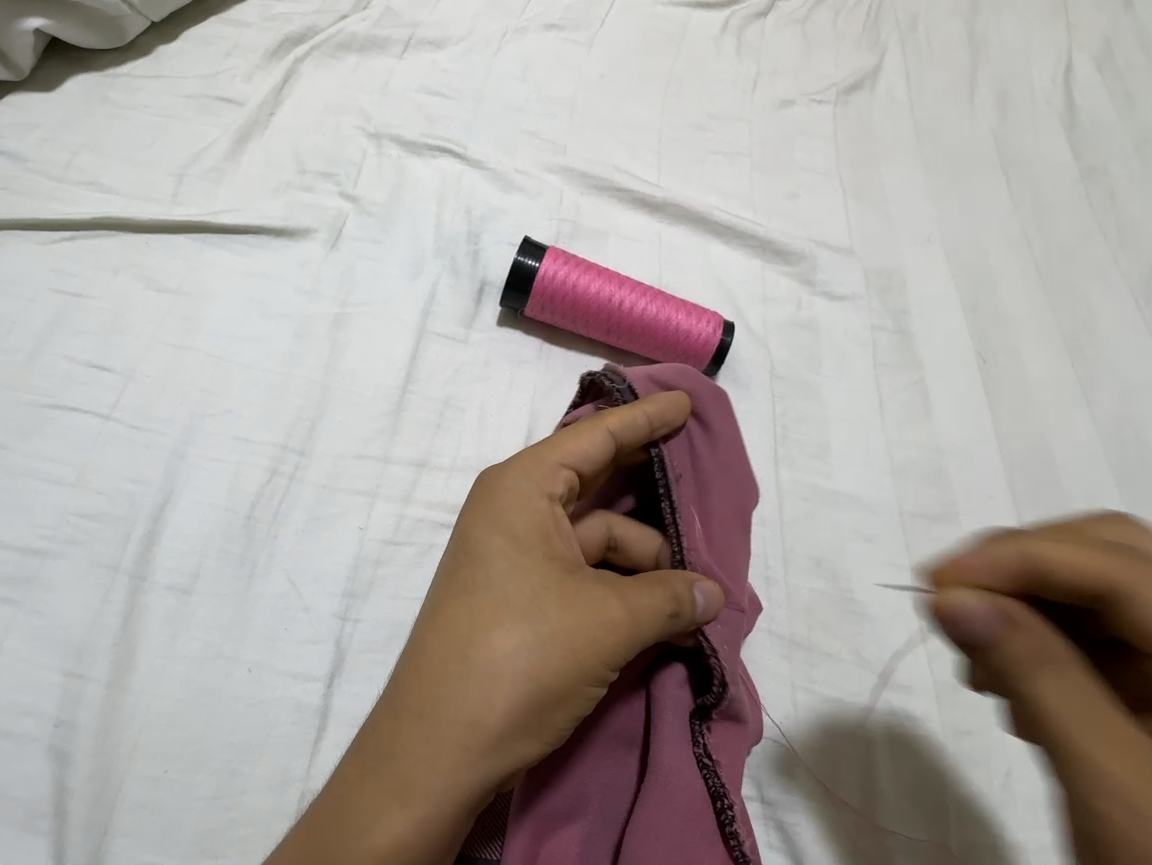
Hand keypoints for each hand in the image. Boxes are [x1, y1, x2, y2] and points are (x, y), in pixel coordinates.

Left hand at [266, 390, 723, 864]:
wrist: (437, 749)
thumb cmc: (520, 658)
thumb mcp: (607, 622)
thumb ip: (668, 598)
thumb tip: (713, 594)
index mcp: (522, 488)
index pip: (594, 436)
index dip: (644, 419)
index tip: (685, 402)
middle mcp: (513, 510)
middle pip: (597, 484)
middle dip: (652, 492)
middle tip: (707, 487)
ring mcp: (514, 557)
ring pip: (596, 539)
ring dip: (646, 561)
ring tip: (700, 592)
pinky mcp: (519, 599)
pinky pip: (584, 575)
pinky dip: (623, 590)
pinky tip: (666, 614)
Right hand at [925, 513, 1151, 864]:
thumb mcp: (1120, 803)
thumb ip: (1039, 681)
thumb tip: (949, 596)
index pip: (1132, 571)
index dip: (1022, 559)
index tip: (934, 584)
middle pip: (1128, 562)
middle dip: (1026, 572)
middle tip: (949, 609)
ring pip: (1118, 594)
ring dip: (1035, 611)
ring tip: (985, 669)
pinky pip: (1124, 643)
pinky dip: (1057, 649)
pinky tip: (1025, 693)